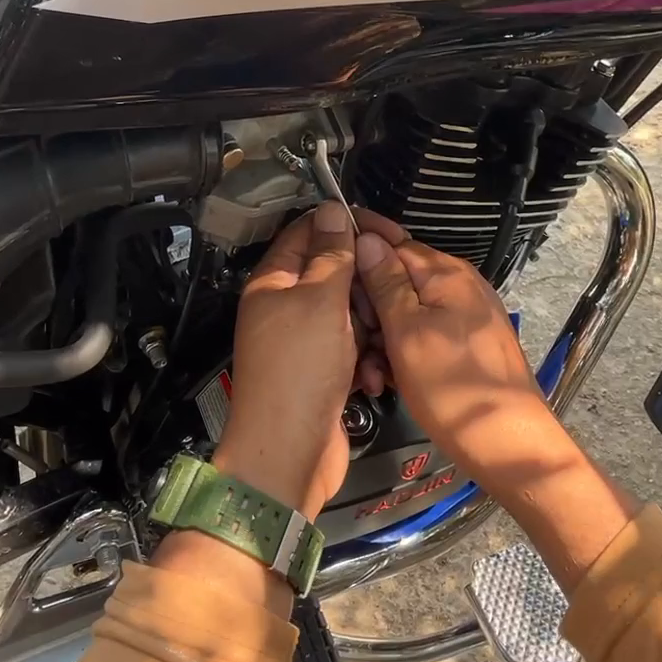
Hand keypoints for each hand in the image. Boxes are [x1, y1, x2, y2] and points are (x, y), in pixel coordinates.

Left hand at [213, 201, 358, 516]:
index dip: (345, 224)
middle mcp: (285, 305)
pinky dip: (366, 358)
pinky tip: (374, 377)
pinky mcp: (321, 370)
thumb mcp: (320, 301)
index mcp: (274, 280)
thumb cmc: (300, 369)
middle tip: (383, 302)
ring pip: (349, 311)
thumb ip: (331, 253)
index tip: (387, 231)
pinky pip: (351, 347)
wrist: (289, 455)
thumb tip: (332, 207)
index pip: (309, 231)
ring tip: (377, 346)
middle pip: (334, 272)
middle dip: (364, 286)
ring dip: (370, 327)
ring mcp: (303, 339)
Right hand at [351, 210, 570, 497]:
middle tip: (356, 342)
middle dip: (370, 307)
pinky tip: (392, 379)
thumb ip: (385, 282)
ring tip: (374, 374)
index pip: (391, 242)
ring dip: (383, 336)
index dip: (358, 255)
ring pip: (408, 310)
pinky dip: (404, 350)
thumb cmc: (452, 388)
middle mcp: (459, 284)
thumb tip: (367, 237)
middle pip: (398, 278)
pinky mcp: (467, 343)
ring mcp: (466, 315)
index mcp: (445, 273)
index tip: (329, 273)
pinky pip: (424, 332)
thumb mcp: (406, 332)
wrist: (509, 446)